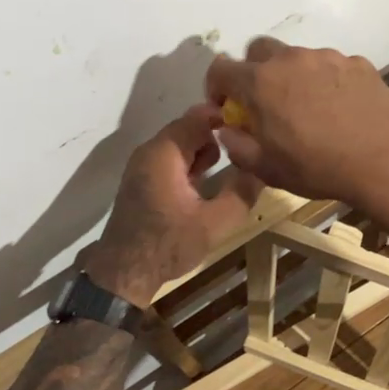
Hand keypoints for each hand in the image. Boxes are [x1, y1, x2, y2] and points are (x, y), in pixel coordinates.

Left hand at [82, 103, 262, 307]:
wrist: (125, 273)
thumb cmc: (168, 244)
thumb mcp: (215, 223)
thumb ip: (242, 192)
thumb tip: (263, 168)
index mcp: (165, 153)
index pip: (199, 117)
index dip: (227, 119)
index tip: (252, 131)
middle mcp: (150, 151)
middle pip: (190, 128)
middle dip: (218, 139)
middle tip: (244, 157)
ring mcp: (143, 165)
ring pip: (181, 144)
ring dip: (204, 154)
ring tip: (226, 174)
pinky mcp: (143, 180)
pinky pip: (172, 159)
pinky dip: (190, 165)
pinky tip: (204, 186)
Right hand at [206, 37, 388, 208]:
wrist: (385, 162)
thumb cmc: (318, 168)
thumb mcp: (267, 169)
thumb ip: (238, 145)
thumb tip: (228, 129)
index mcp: (261, 82)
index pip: (221, 69)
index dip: (217, 87)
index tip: (226, 106)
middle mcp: (291, 59)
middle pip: (260, 50)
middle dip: (254, 71)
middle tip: (266, 103)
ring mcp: (328, 57)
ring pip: (298, 58)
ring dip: (293, 77)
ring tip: (309, 109)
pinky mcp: (357, 62)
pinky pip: (331, 66)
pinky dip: (326, 82)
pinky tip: (340, 109)